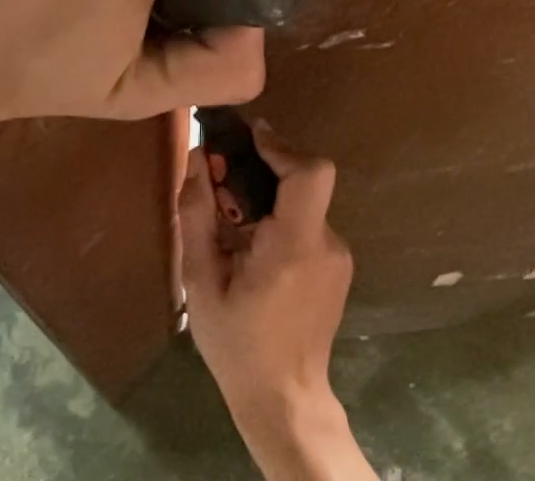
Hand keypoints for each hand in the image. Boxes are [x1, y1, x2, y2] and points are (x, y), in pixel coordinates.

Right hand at [179, 125, 376, 480]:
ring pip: (301, 201)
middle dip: (259, 171)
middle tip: (217, 183)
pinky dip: (277, 218)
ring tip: (227, 224)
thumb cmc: (236, 342)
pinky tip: (249, 247)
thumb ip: (196, 213)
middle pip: (301, 181)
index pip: (310, 173)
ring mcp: (337, 257)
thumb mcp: (200, 279)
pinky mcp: (336, 267)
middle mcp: (327, 244)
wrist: (283, 399)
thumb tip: (197, 156)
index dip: (280, 146)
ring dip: (265, 198)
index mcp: (295, 246)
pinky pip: (306, 222)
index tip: (245, 135)